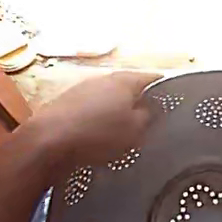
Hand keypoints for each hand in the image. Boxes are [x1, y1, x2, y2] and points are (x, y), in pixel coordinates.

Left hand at [15, 70, 160, 174]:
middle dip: (140, 103)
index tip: (174, 104)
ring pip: (109, 99)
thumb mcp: (135, 130)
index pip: (153, 78)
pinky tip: (100, 137)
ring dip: (118, 112)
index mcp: (124, 79)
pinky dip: (99, 120)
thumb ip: (149, 116)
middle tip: (152, 123)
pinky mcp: (65, 105)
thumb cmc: (98, 134)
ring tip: (125, 133)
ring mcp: (82, 89)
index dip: (166, 90)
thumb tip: (152, 108)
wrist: (47, 142)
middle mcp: (103, 78)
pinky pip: (92, 111)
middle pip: (129, 88)